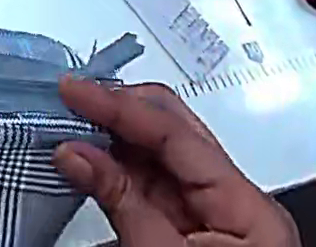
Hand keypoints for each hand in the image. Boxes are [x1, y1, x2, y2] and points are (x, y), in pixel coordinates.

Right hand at [55, 77, 298, 246]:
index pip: (173, 130)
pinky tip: (87, 155)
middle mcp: (234, 197)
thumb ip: (121, 201)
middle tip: (70, 99)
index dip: (117, 103)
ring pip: (157, 147)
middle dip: (117, 107)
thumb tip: (72, 150)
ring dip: (111, 132)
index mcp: (247, 207)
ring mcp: (213, 210)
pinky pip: (149, 177)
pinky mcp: (190, 225)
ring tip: (69, 122)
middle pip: (171, 126)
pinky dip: (115, 162)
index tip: (71, 90)